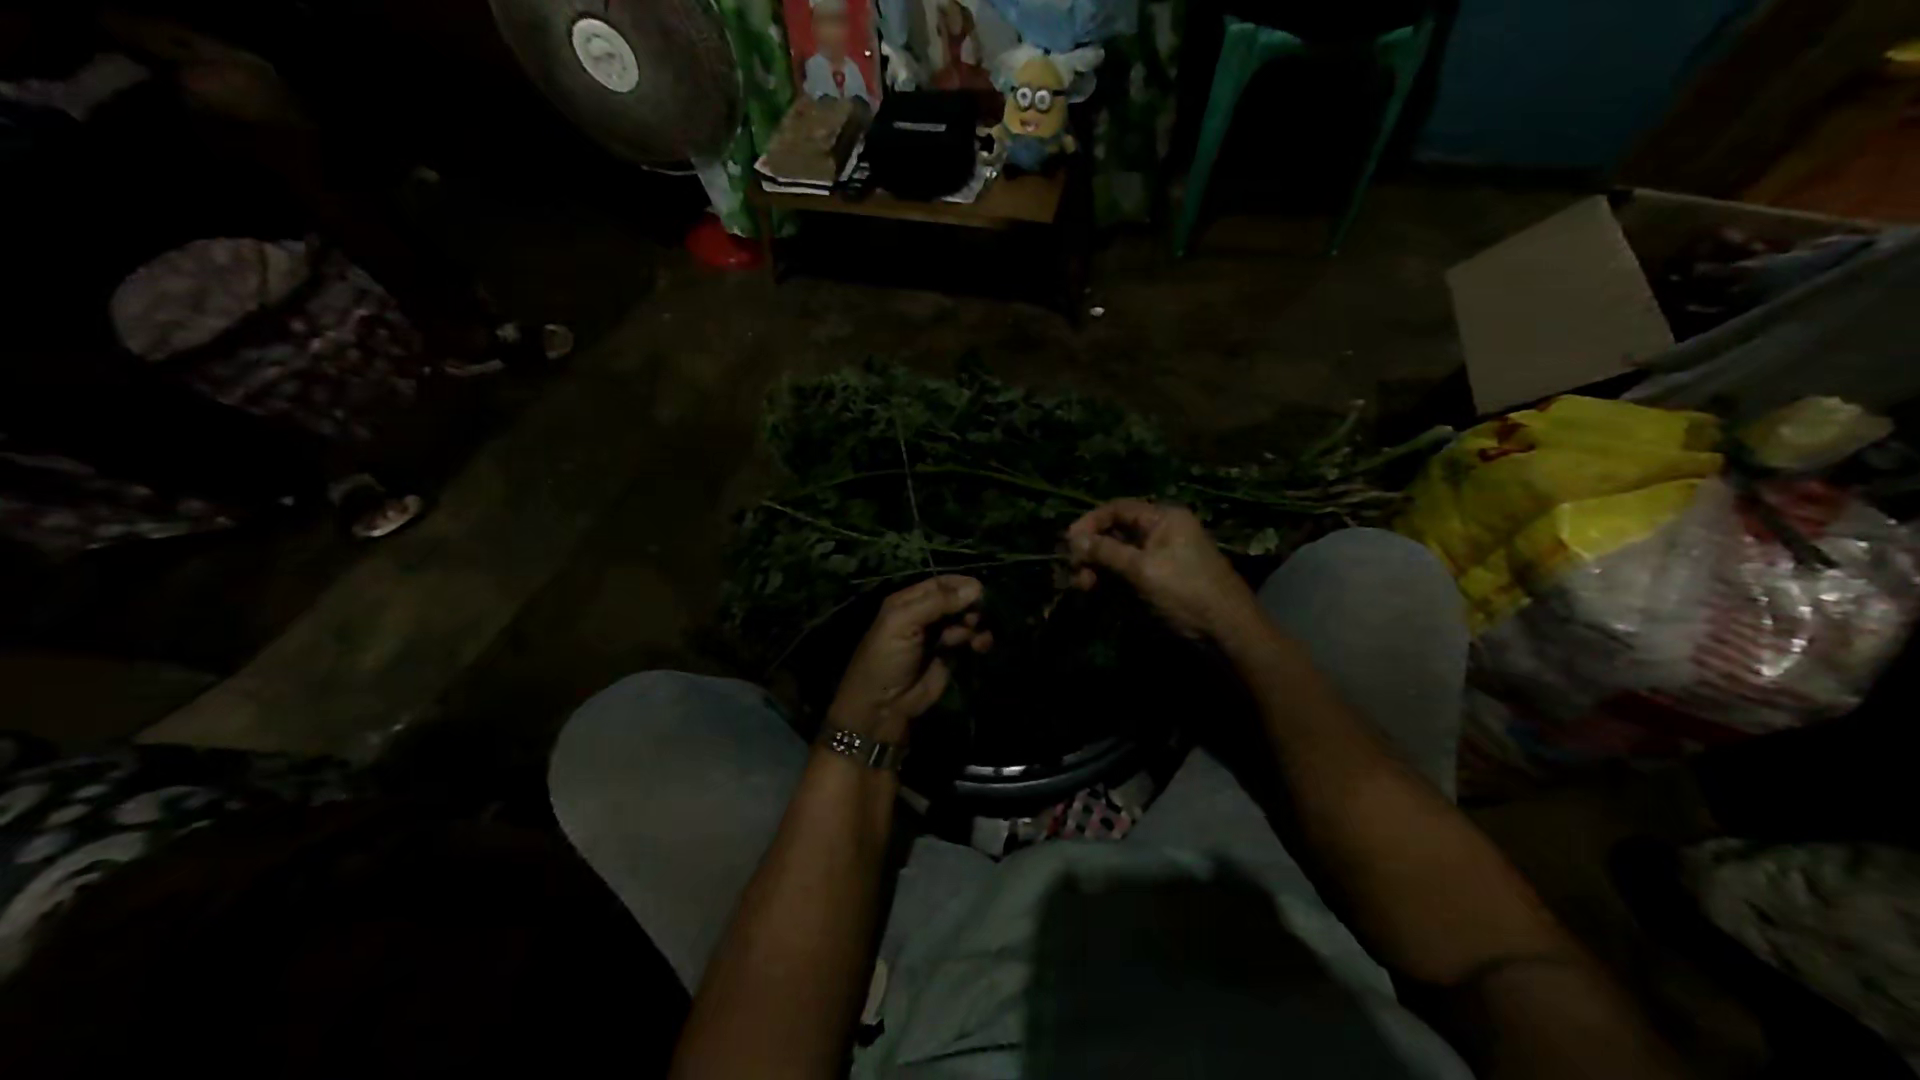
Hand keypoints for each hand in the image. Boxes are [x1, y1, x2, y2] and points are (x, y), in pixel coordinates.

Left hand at [828, 575, 991, 743]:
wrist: (882, 706)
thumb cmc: (886, 659)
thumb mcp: (903, 623)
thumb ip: (936, 603)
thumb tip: (975, 588)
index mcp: (908, 602)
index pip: (940, 583)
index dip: (961, 585)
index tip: (981, 591)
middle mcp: (925, 616)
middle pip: (957, 601)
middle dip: (971, 605)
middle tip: (977, 616)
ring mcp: (939, 637)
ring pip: (966, 620)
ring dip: (977, 624)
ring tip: (978, 636)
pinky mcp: (951, 657)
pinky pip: (970, 641)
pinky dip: (979, 640)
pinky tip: (981, 646)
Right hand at [1066, 500, 1260, 640]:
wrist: (1227, 632)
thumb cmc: (1186, 593)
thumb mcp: (1142, 569)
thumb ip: (1106, 551)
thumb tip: (1073, 538)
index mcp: (1164, 519)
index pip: (1118, 509)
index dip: (1090, 523)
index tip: (1068, 544)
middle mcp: (1163, 533)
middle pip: (1116, 533)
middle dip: (1092, 551)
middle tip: (1076, 575)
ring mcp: (1163, 558)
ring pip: (1120, 557)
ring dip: (1099, 570)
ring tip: (1085, 588)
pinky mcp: (1162, 581)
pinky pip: (1130, 575)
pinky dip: (1113, 582)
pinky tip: (1100, 596)